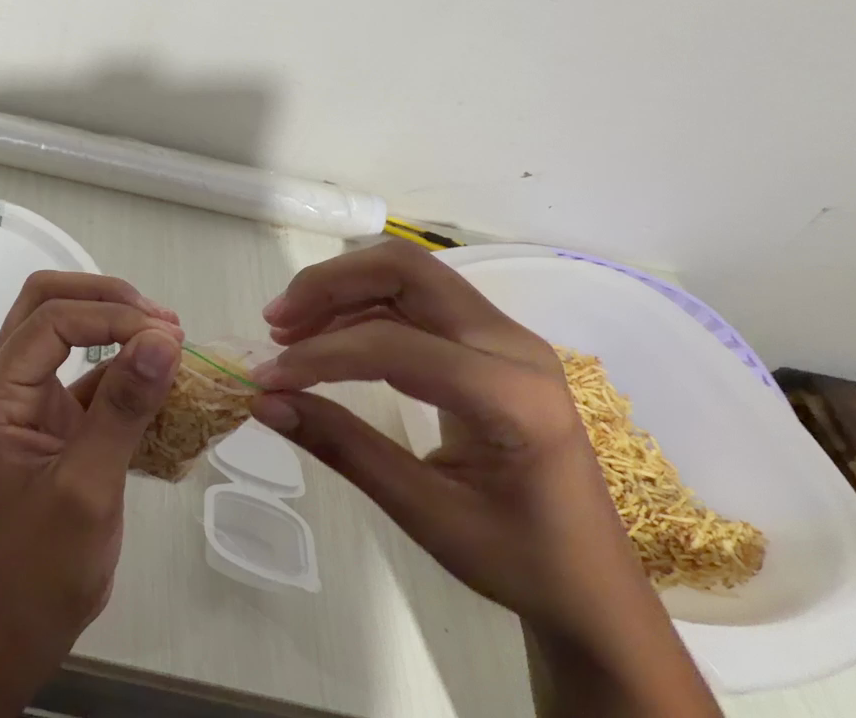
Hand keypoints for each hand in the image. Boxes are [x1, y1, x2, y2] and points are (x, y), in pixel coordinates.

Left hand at [0, 272, 182, 717]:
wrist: (27, 616)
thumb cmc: (46, 561)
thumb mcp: (88, 485)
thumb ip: (124, 408)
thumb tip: (164, 340)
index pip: (49, 320)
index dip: (110, 316)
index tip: (169, 336)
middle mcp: (5, 384)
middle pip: (46, 304)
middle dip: (105, 301)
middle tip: (165, 322)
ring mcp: (29, 399)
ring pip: (66, 330)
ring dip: (116, 325)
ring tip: (173, 340)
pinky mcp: (56, 418)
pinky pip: (89, 372)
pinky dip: (126, 366)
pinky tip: (167, 378)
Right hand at [249, 243, 717, 716]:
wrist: (590, 583)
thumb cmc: (518, 558)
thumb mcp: (424, 511)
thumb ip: (343, 447)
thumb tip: (264, 403)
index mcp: (510, 397)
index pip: (393, 344)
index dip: (319, 355)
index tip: (265, 379)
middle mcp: (513, 347)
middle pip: (406, 271)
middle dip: (329, 285)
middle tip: (275, 323)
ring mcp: (505, 339)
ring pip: (409, 276)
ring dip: (341, 291)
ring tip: (287, 330)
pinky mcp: (490, 346)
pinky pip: (417, 302)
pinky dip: (362, 308)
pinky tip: (327, 340)